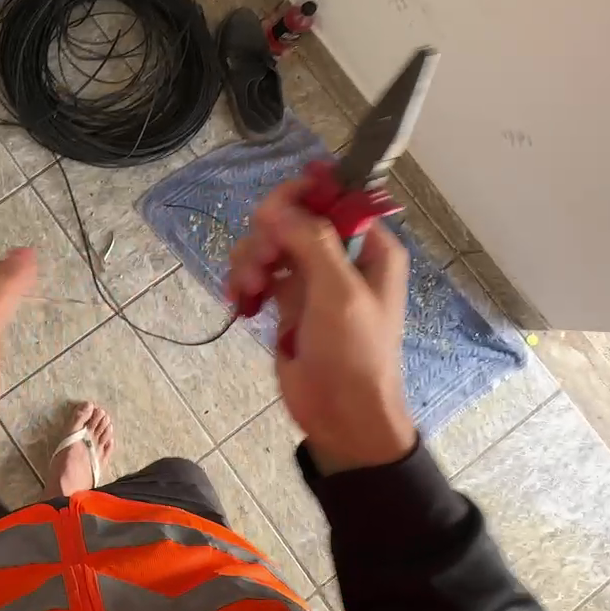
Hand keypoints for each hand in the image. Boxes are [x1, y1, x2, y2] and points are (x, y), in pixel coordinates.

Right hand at [228, 179, 415, 473]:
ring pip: (266, 242)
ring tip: (248, 289)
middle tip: (263, 262)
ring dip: (250, 260)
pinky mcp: (284, 298)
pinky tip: (240, 300)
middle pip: (290, 216)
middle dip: (268, 236)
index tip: (273, 214)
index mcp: (369, 246)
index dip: (300, 196)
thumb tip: (275, 205)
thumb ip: (311, 242)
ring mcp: (309, 276)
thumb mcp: (339, 293)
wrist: (340, 414)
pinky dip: (242, 280)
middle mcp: (339, 254)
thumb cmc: (353, 352)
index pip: (333, 196)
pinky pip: (255, 270)